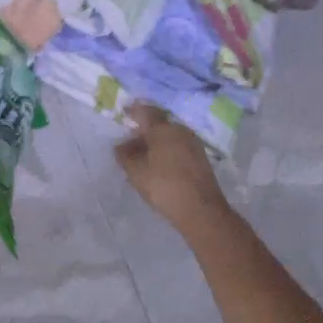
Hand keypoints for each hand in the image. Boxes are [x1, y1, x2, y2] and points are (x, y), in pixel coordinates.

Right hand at [114, 103, 226, 226]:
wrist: (202, 212)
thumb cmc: (164, 186)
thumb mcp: (136, 171)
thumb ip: (124, 155)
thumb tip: (120, 146)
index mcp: (162, 128)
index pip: (145, 110)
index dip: (133, 110)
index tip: (124, 113)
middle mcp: (180, 130)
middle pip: (158, 124)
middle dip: (144, 130)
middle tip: (131, 141)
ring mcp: (193, 144)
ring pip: (170, 136)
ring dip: (156, 142)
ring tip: (143, 157)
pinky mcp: (202, 159)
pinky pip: (179, 147)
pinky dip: (167, 151)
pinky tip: (160, 166)